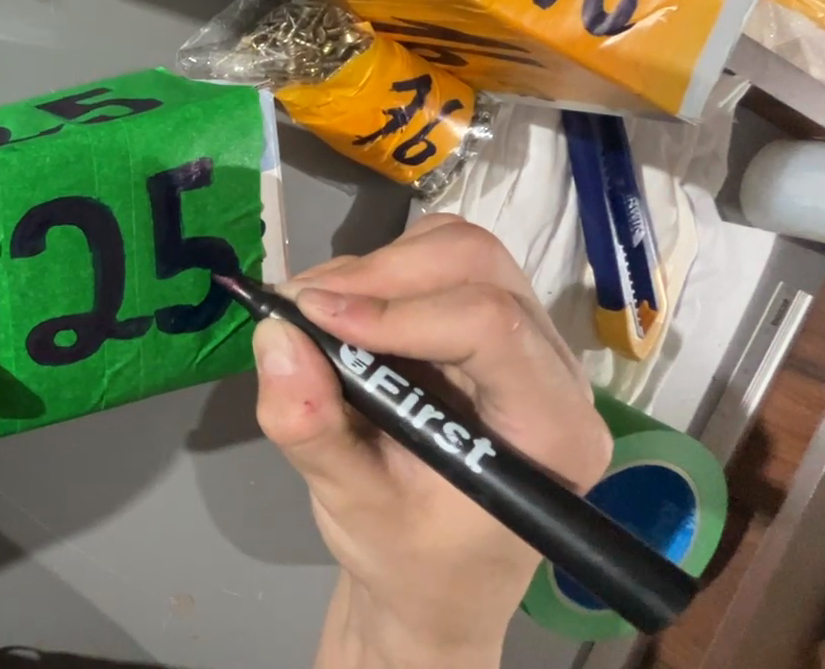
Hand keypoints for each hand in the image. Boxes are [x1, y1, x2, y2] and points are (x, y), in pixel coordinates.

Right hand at [253, 215, 611, 668]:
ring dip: (371, 266)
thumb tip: (274, 335)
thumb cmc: (406, 554)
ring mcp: (518, 342)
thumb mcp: (348, 505)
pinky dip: (371, 269)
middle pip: (476, 265)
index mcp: (548, 429)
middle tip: (303, 306)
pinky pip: (432, 260)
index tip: (310, 319)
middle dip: (377, 273)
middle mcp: (550, 372)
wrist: (430, 574)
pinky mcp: (479, 325)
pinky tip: (338, 314)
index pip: (490, 326)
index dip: (395, 310)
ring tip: (314, 311)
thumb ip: (310, 427)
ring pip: (456, 249)